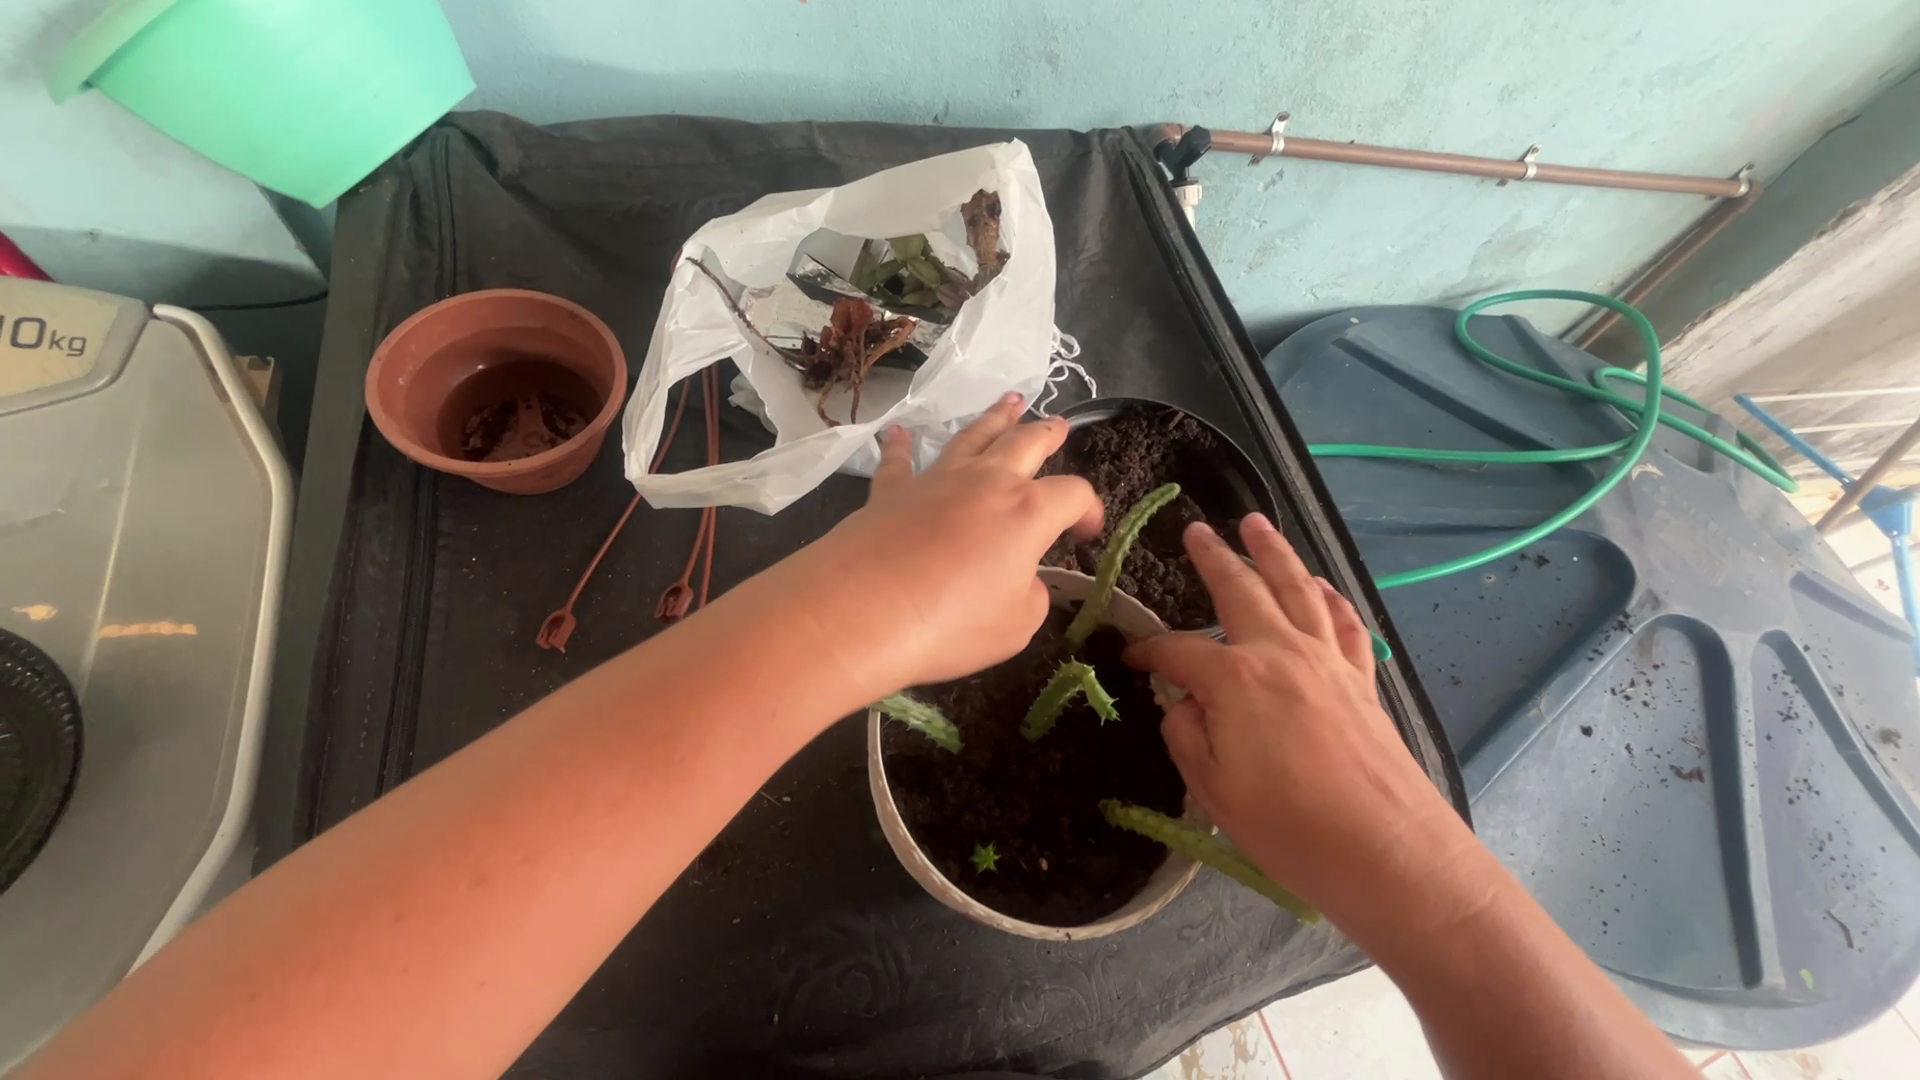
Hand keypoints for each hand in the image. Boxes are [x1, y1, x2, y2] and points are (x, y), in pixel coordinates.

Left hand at [801, 393, 1102, 690]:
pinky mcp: (890, 492)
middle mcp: (985, 482)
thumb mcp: (1016, 625)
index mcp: (1027, 511)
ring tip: (1010, 400)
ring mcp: (935, 481)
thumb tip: (1020, 578)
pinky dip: (901, 446)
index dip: (1090, 510)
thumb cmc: (951, 623)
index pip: (1074, 494)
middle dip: (1047, 432)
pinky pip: (899, 462)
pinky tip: (899, 432)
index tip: (1088, 534)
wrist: (861, 612)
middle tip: (1059, 423)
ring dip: (993, 418)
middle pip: (1024, 443)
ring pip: (971, 438)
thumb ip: (1030, 595)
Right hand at [1125, 515, 1470, 914]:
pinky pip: (1344, 623)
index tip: (1129, 657)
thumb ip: (1186, 733)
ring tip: (1256, 522)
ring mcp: (1327, 662)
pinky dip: (1331, 597)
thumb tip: (1185, 703)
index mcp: (1234, 678)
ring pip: (1298, 589)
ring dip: (1275, 552)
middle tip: (1195, 530)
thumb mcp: (1212, 789)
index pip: (1177, 651)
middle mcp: (1280, 652)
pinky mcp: (1361, 681)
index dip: (1147, 652)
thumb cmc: (1290, 828)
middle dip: (1213, 556)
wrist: (1390, 855)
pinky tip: (1321, 585)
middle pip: (1240, 590)